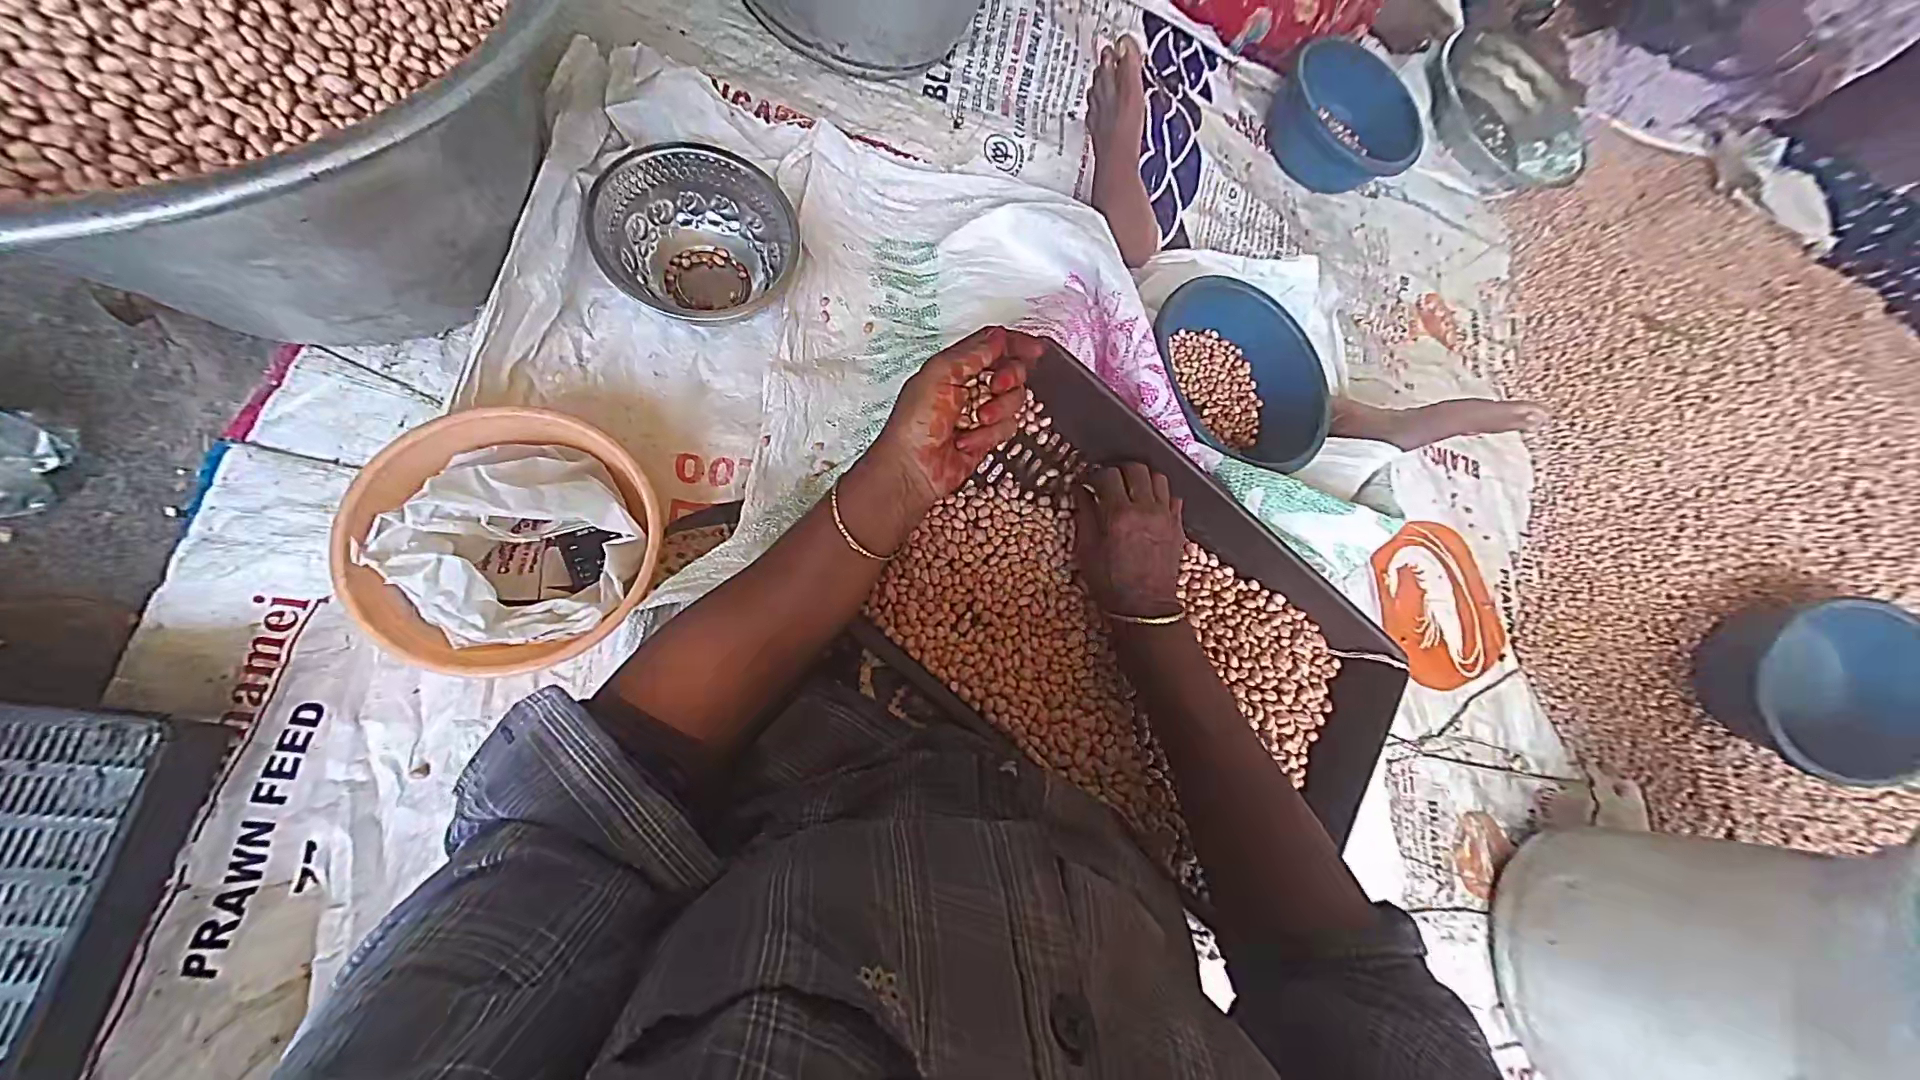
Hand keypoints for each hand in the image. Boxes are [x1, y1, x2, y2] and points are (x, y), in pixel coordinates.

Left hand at [866, 325, 1047, 507]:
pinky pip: (1008, 427)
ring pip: (1014, 400)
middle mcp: (970, 387)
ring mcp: (980, 412)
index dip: (1015, 344)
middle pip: (1011, 370)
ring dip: (998, 409)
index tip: (1035, 349)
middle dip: (1009, 377)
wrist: (913, 468)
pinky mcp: (987, 436)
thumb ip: (971, 354)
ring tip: (977, 418)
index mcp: (955, 366)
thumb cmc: (914, 424)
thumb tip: (997, 338)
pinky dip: (989, 434)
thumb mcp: (939, 375)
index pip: (993, 346)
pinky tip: (968, 440)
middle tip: (995, 387)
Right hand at [1074, 463, 1184, 618]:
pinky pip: (1173, 496)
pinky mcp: (1178, 525)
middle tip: (1109, 480)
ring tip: (1130, 488)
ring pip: (1158, 477)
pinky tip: (1148, 503)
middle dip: (1119, 469)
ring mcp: (1165, 516)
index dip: (1094, 475)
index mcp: (1119, 515)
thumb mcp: (1087, 550)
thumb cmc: (1110, 582)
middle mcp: (1145, 509)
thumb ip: (1084, 515)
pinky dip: (1159, 493)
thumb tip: (1081, 491)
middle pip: (1136, 468)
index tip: (1088, 482)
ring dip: (1141, 477)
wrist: (1144, 607)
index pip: (1107, 475)